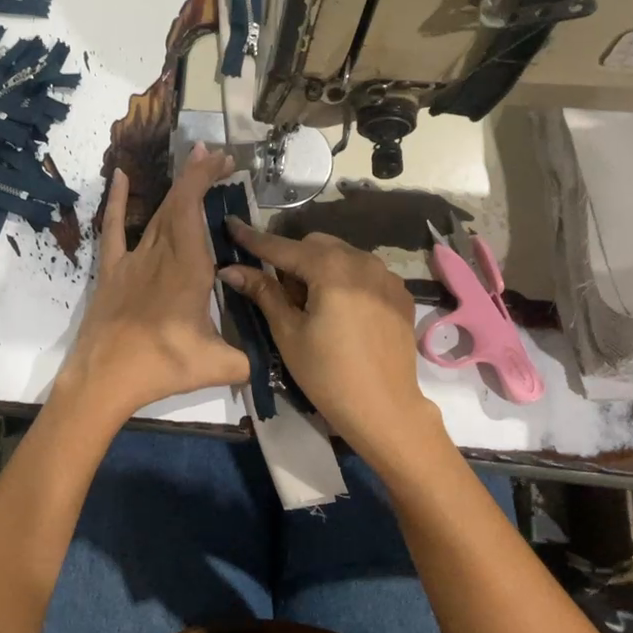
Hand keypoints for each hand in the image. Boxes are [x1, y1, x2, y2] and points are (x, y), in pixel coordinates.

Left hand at [57, 145, 249, 423]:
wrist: (104, 378)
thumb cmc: (161, 367)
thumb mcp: (217, 366)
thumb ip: (247, 360)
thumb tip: (265, 362)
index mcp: (188, 268)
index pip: (195, 208)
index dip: (206, 178)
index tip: (225, 161)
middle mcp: (160, 255)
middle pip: (178, 204)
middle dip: (199, 177)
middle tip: (220, 160)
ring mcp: (131, 261)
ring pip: (155, 214)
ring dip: (174, 188)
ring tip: (192, 164)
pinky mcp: (110, 272)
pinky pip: (113, 229)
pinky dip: (118, 201)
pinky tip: (121, 176)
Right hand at [219, 220, 438, 448]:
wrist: (384, 408)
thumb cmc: (326, 374)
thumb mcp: (288, 332)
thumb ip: (263, 293)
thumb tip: (231, 269)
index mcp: (332, 269)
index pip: (283, 248)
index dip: (254, 239)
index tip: (231, 224)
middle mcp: (363, 262)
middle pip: (316, 245)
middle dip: (293, 259)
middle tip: (281, 294)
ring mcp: (387, 277)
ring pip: (343, 256)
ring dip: (320, 268)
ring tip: (312, 306)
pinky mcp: (400, 295)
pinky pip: (365, 274)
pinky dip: (346, 281)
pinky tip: (340, 314)